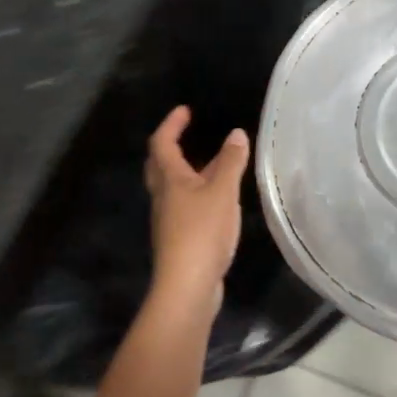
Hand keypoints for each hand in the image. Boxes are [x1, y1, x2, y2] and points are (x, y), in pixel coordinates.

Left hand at [145, 106, 248, 311]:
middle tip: (188, 133)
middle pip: (159, 165)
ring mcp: (168, 219)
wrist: (187, 286)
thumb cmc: (201, 231)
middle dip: (171, 146)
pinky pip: (185, 205)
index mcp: (169, 180)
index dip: (171, 125)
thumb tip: (236, 134)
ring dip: (188, 171)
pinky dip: (197, 193)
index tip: (185, 111)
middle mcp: (163, 196)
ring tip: (212, 163)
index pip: (162, 143)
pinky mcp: (179, 239)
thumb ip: (230, 162)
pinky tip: (216, 199)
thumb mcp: (222, 191)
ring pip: (173, 187)